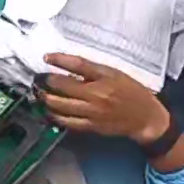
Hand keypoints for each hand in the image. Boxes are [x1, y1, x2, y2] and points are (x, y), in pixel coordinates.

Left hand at [39, 54, 172, 143]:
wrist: (145, 118)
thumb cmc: (132, 92)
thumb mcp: (116, 75)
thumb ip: (94, 71)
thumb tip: (68, 66)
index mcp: (106, 77)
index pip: (78, 65)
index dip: (59, 60)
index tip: (46, 57)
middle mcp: (97, 94)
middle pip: (63, 86)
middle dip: (46, 82)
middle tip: (37, 79)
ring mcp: (92, 112)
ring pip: (60, 105)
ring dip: (45, 99)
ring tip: (38, 94)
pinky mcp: (90, 126)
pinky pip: (66, 121)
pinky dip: (53, 115)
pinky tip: (47, 111)